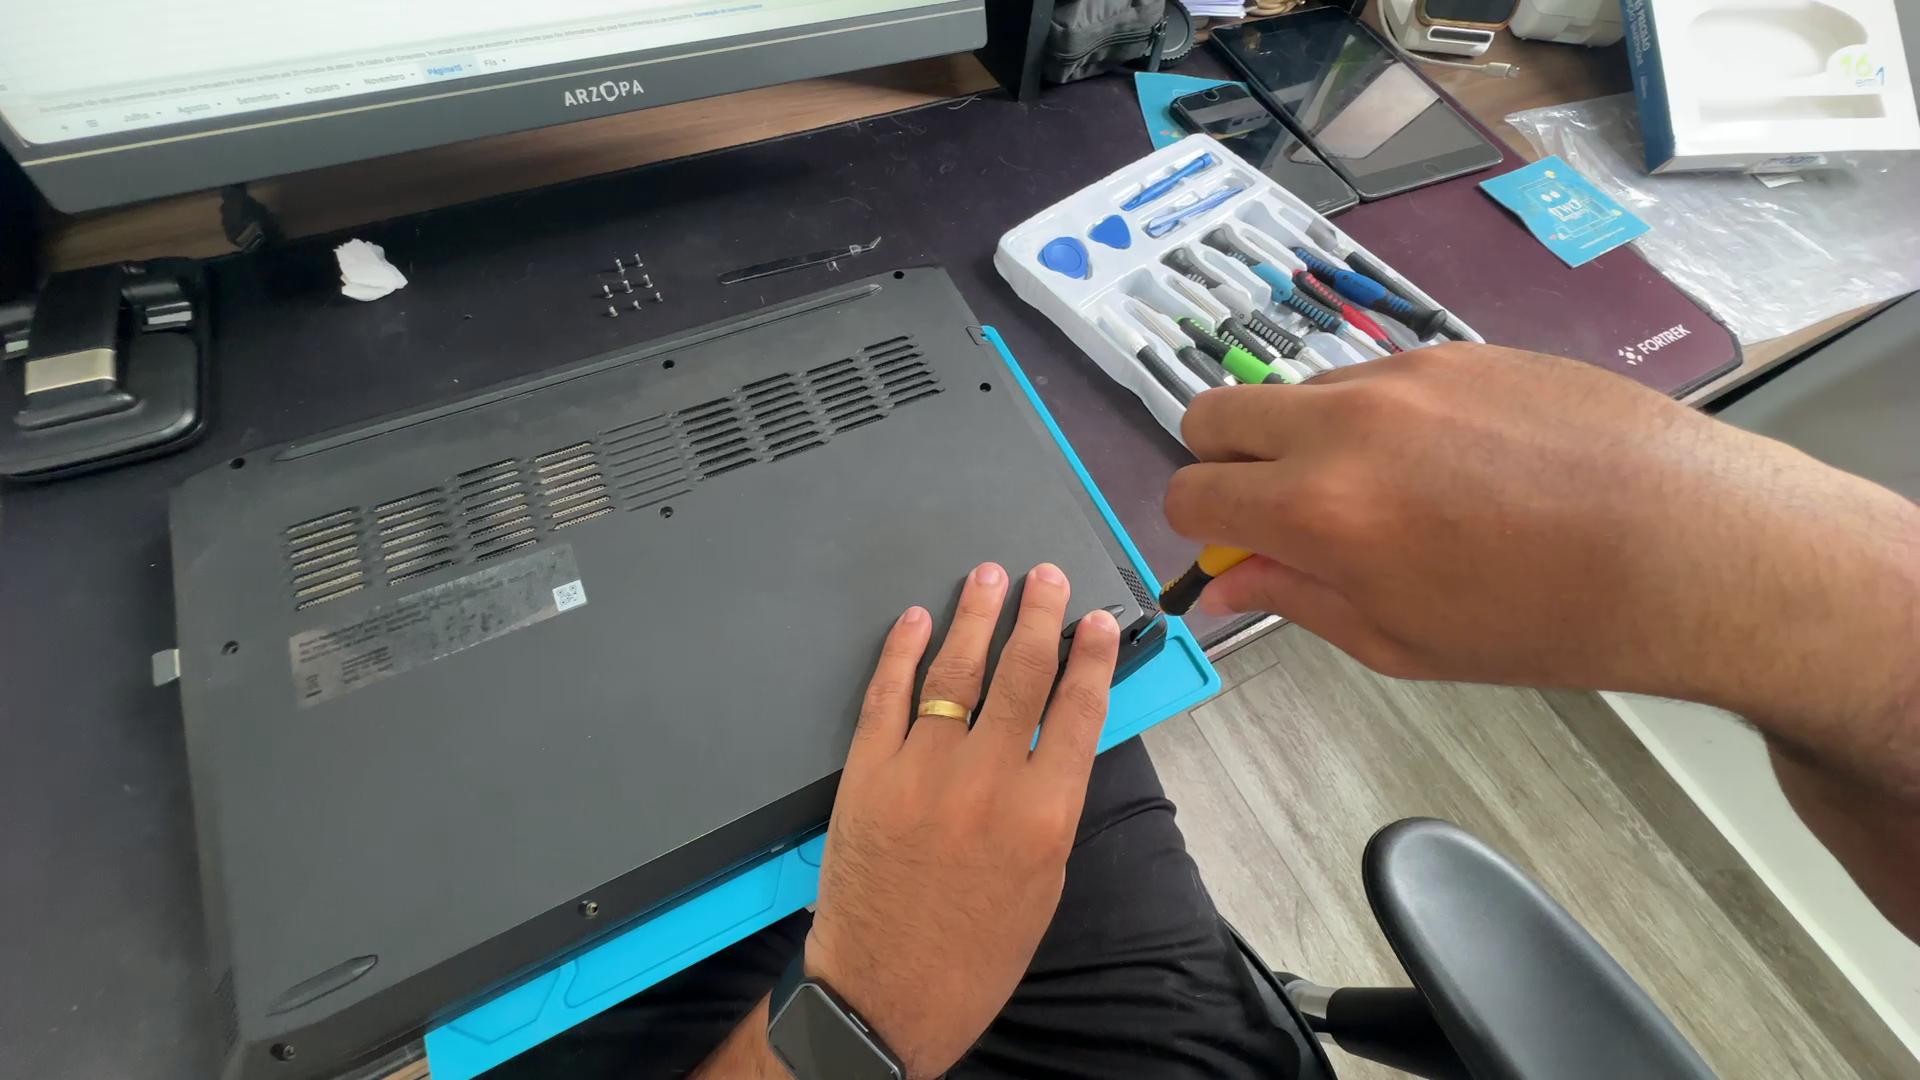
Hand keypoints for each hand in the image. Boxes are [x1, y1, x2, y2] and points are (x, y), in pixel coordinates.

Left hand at [803, 562, 1120, 1078]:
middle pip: (1020, 674)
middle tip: (1043, 575)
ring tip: (988, 576)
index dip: (1091, 657)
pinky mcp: (868, 772)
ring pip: (954, 673)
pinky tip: (915, 619)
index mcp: (1044, 813)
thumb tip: (1057, 730)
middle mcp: (988, 780)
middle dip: (1037, 615)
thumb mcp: (1044, 878)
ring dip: (975, 617)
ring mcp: (922, 771)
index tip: (1096, 621)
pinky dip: (900, 652)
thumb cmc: (980, 947)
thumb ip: (1053, 799)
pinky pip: (886, 696)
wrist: (887, 991)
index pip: (1078, 709)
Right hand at [1163, 344, 1919, 790]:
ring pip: (1289, 396)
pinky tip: (1442, 457)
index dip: (1194, 528)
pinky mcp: (1452, 348)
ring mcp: (1398, 375)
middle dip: (1217, 463)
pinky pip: (1366, 379)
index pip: (1190, 495)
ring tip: (1380, 485)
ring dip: (1297, 440)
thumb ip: (1287, 598)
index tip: (1229, 547)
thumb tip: (1218, 585)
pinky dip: (1367, 419)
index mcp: (1318, 509)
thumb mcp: (1393, 638)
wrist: (1700, 549)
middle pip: (1208, 414)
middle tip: (1273, 504)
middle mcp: (1341, 425)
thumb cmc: (1535, 622)